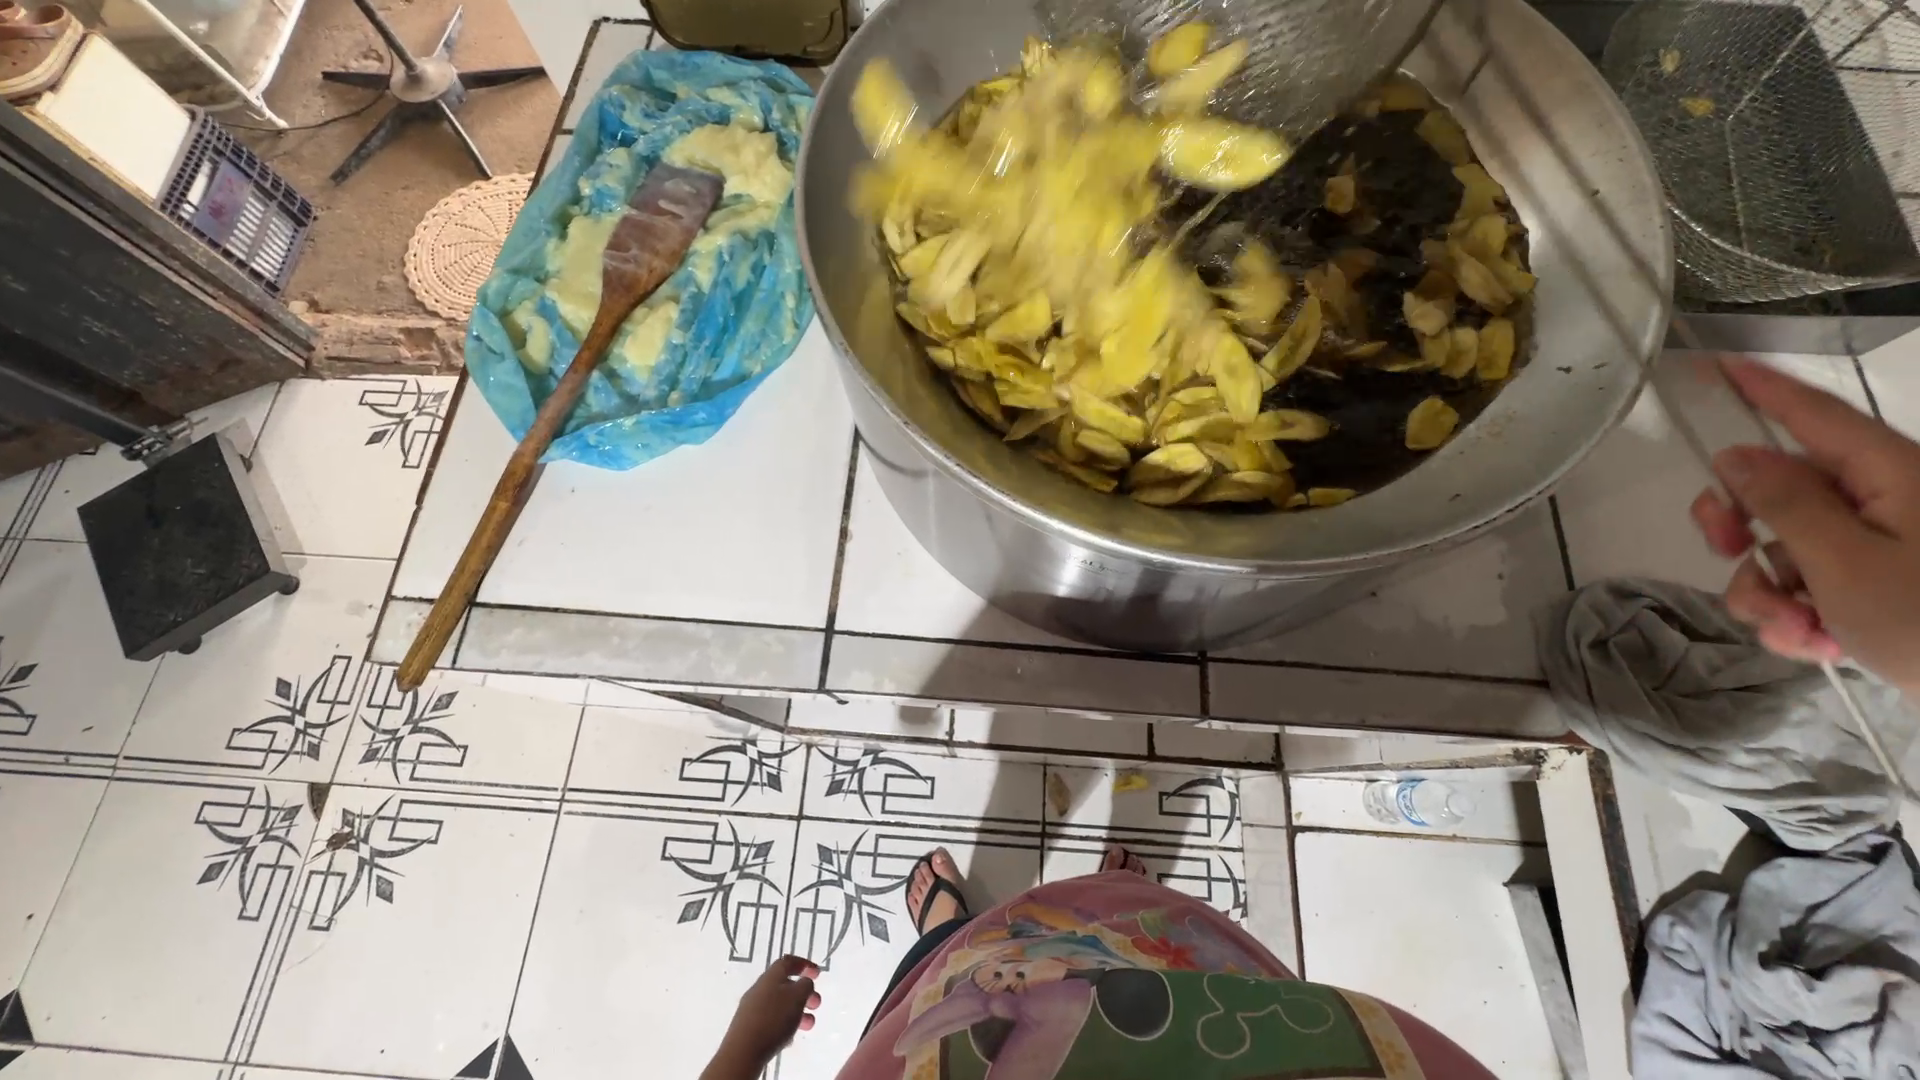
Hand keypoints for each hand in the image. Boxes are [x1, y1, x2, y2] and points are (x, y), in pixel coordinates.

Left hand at [701, 955, 821, 1079]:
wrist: (743, 1051)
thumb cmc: (774, 1019)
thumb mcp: (797, 997)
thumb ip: (805, 985)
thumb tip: (804, 982)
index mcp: (771, 976)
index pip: (788, 962)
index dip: (804, 965)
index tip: (817, 973)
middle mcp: (759, 989)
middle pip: (784, 984)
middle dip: (803, 993)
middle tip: (816, 1003)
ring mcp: (751, 1009)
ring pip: (778, 1004)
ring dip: (796, 1011)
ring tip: (808, 1024)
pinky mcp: (747, 1028)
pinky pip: (770, 1020)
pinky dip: (783, 1024)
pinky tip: (789, 1037)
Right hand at [1689, 357, 1919, 694]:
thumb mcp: (1846, 564)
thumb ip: (1785, 504)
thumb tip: (1737, 455)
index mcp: (1890, 476)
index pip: (1814, 416)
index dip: (1764, 390)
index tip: (1719, 362)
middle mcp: (1885, 500)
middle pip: (1778, 486)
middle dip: (1736, 526)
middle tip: (1723, 552)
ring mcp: (1881, 544)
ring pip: (1781, 547)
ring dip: (1766, 591)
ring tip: (1796, 631)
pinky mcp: (1876, 584)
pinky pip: (1805, 584)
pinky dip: (1795, 615)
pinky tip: (1815, 643)